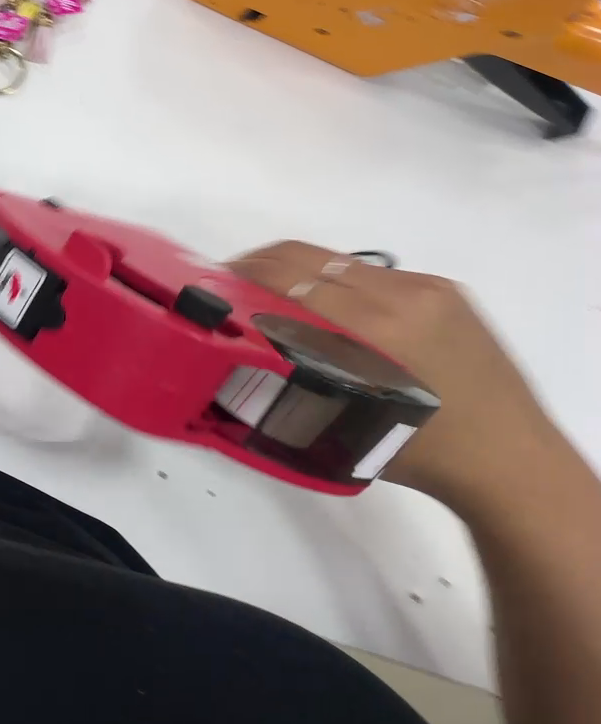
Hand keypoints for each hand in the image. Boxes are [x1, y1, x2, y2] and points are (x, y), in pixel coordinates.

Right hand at [227, 241, 558, 508]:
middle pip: (306, 257)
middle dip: (257, 265)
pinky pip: (369, 274)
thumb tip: (231, 343)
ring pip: (335, 262)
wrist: (515, 465)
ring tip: (267, 295)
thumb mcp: (340, 416)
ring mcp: (430, 290)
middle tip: (226, 284)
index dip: (241, 275)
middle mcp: (406, 297)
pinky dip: (333, 283)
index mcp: (378, 329)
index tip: (209, 286)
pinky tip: (324, 309)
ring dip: (293, 272)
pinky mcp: (445, 292)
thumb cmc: (418, 452)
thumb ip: (290, 371)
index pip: (288, 279)